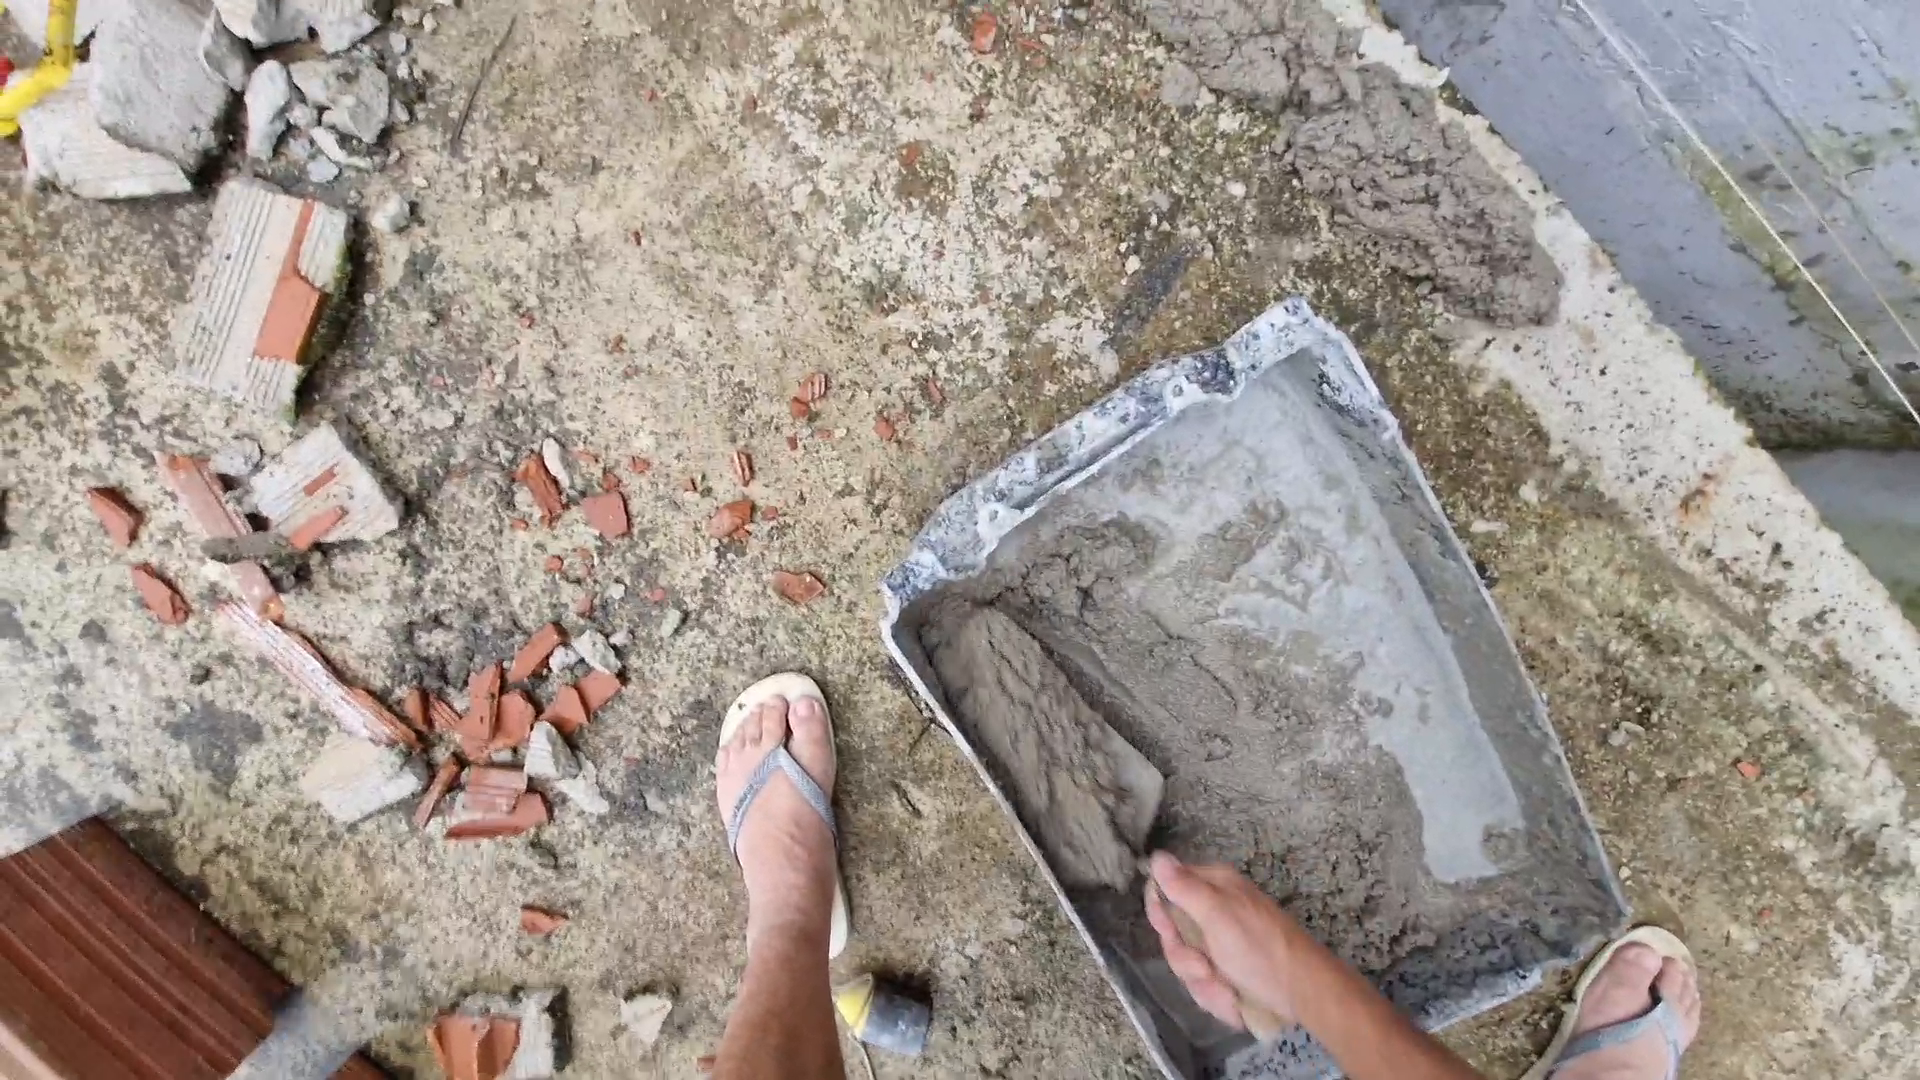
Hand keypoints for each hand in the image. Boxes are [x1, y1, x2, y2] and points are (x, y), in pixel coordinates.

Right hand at [1144, 850, 1304, 1029]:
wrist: (1304, 994)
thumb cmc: (1259, 947)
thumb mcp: (1217, 913)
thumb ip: (1183, 886)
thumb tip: (1156, 856)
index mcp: (1211, 886)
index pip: (1165, 888)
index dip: (1161, 912)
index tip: (1170, 932)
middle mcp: (1213, 909)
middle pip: (1173, 931)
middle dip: (1186, 958)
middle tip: (1204, 968)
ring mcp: (1221, 942)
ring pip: (1187, 961)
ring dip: (1202, 983)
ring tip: (1225, 991)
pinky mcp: (1228, 970)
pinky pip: (1204, 982)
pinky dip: (1216, 996)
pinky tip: (1233, 1001)